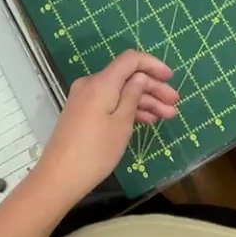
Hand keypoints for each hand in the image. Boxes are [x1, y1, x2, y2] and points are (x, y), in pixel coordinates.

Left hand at [31, 50, 178, 204]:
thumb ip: (133, 96)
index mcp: (101, 82)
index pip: (130, 59)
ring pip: (120, 92)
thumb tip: (139, 77)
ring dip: (144, 101)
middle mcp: (91, 84)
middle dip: (153, 88)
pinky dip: (128, 109)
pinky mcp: (83, 113)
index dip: (153, 65)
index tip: (171, 77)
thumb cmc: (96, 151)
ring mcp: (85, 99)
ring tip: (168, 116)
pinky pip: (110, 102)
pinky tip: (147, 120)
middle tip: (175, 104)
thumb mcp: (122, 123)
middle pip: (127, 77)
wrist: (60, 177)